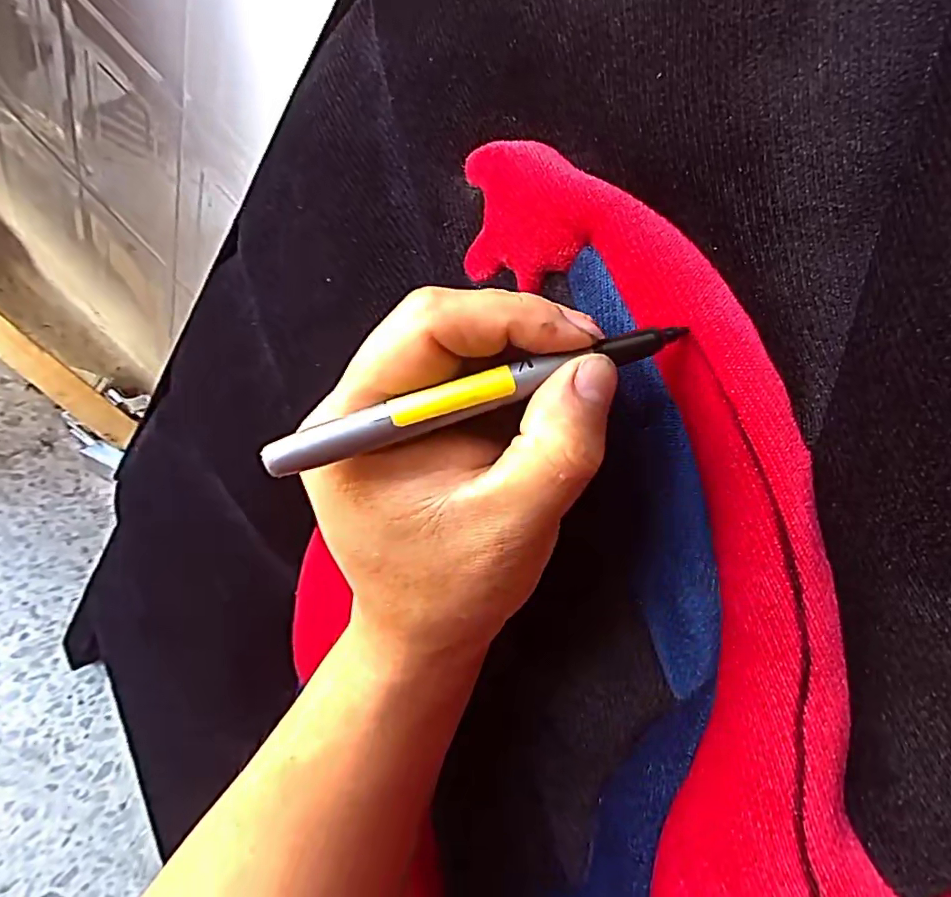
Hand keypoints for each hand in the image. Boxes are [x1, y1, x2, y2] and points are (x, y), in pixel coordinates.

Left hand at [298, 287, 618, 664]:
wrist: (422, 631)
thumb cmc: (453, 589)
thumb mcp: (516, 524)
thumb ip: (560, 444)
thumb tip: (596, 368)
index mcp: (354, 424)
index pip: (429, 327)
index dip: (513, 320)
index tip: (585, 341)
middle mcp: (358, 400)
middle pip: (441, 319)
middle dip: (522, 326)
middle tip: (588, 351)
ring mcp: (385, 403)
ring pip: (459, 334)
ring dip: (524, 342)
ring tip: (575, 368)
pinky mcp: (415, 412)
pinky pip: (468, 363)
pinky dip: (517, 364)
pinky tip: (548, 386)